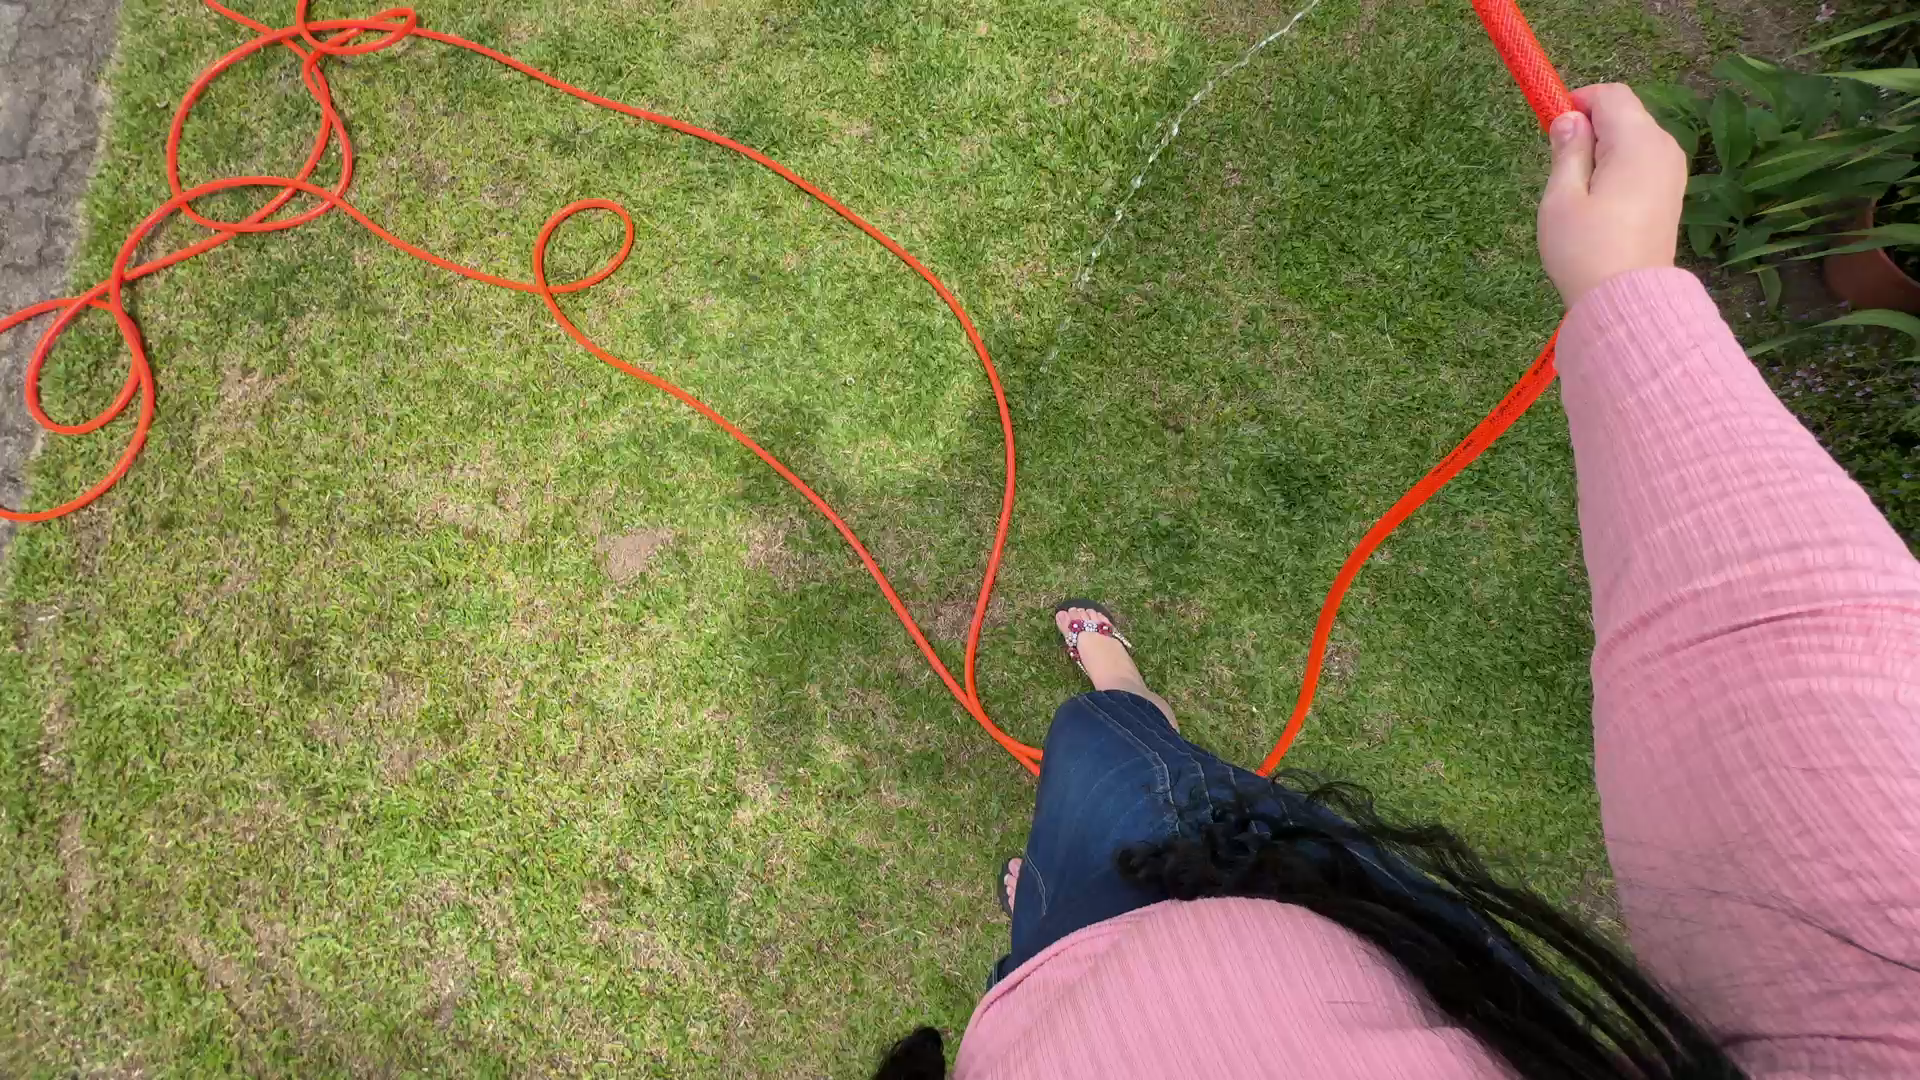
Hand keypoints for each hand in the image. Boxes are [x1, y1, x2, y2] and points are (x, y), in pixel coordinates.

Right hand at [1537, 83, 1688, 307]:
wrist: (1624, 295)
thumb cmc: (1584, 248)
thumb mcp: (1561, 199)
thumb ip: (1566, 154)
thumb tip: (1568, 121)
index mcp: (1637, 143)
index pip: (1612, 97)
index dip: (1579, 100)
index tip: (1549, 120)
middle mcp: (1663, 148)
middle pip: (1624, 118)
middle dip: (1588, 129)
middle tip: (1554, 165)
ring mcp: (1671, 171)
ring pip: (1631, 143)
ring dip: (1599, 153)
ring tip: (1571, 191)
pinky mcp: (1668, 193)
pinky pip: (1639, 165)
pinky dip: (1613, 169)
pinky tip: (1592, 203)